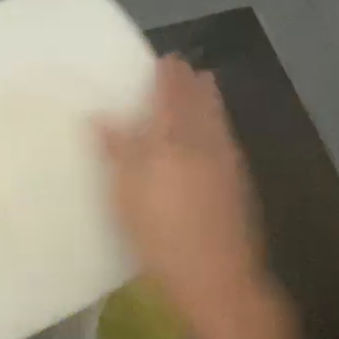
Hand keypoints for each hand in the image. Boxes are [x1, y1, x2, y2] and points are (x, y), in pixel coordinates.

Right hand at [98, 56, 267, 328]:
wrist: (216, 279)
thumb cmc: (160, 232)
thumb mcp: (124, 191)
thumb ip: (116, 149)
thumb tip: (102, 115)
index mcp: (175, 137)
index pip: (172, 94)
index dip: (167, 75)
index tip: (162, 59)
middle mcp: (206, 142)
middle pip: (201, 103)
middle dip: (192, 84)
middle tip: (184, 69)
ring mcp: (227, 165)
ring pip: (217, 121)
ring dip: (208, 103)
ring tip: (202, 90)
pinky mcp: (237, 188)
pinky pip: (224, 141)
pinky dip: (215, 127)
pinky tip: (210, 138)